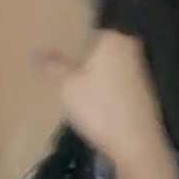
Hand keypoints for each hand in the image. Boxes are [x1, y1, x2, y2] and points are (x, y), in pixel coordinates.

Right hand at [44, 32, 172, 173]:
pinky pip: (115, 82)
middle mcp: (129, 49)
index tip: (49, 53)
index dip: (65, 43)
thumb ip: (51, 65)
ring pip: (106, 66)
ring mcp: (139, 71)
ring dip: (89, 74)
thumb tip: (35, 50)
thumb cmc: (99, 108)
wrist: (138, 146)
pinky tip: (88, 100)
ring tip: (66, 84)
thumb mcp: (67, 86)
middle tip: (52, 67)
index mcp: (112, 39)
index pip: (84, 32)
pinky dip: (102, 87)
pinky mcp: (143, 93)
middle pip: (96, 49)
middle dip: (78, 57)